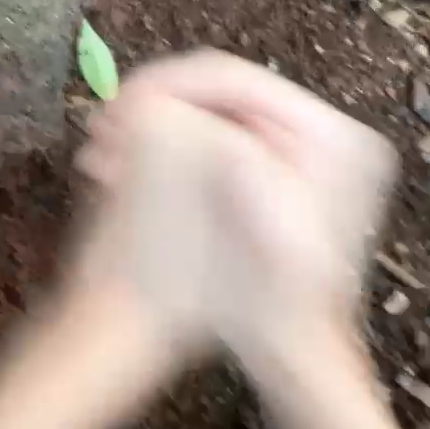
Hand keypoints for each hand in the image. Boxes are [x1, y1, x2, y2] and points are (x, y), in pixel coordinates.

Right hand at [72, 51, 396, 366]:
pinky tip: (119, 168)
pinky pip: (200, 140)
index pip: (232, 77)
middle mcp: (314, 131)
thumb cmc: (277, 295)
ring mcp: (289, 151)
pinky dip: (158, 149)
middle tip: (101, 127)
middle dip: (152, 106)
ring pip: (201, 115)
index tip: (114, 105)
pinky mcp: (264, 171)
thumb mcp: (258, 219)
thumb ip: (219, 150)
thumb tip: (159, 105)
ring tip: (102, 150)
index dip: (166, 84)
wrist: (287, 351)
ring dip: (147, 128)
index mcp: (328, 133)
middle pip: (214, 92)